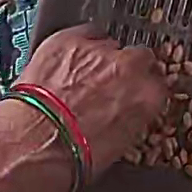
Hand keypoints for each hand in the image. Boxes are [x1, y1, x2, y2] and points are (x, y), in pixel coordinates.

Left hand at [9, 24, 168, 174]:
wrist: (33, 143)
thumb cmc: (72, 157)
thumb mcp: (118, 147)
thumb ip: (131, 119)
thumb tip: (124, 113)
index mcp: (147, 98)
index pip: (158, 84)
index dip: (143, 88)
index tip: (134, 93)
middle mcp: (129, 68)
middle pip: (139, 57)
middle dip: (127, 68)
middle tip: (108, 84)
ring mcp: (98, 50)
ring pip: (109, 44)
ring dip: (99, 58)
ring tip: (79, 77)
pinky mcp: (69, 39)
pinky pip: (83, 34)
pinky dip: (77, 46)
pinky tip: (65, 63)